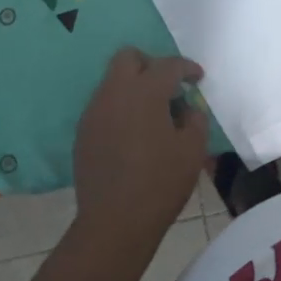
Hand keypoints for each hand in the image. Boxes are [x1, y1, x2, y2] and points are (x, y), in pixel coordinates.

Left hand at [73, 48, 208, 238]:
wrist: (114, 222)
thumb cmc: (160, 183)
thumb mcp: (193, 150)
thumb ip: (195, 119)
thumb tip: (187, 108)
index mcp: (144, 91)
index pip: (168, 65)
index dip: (187, 68)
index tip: (198, 78)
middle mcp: (114, 92)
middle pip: (128, 58)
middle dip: (151, 65)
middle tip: (168, 87)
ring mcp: (94, 111)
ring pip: (113, 82)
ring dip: (133, 87)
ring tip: (152, 115)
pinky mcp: (83, 132)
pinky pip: (104, 106)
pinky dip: (120, 109)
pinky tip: (133, 134)